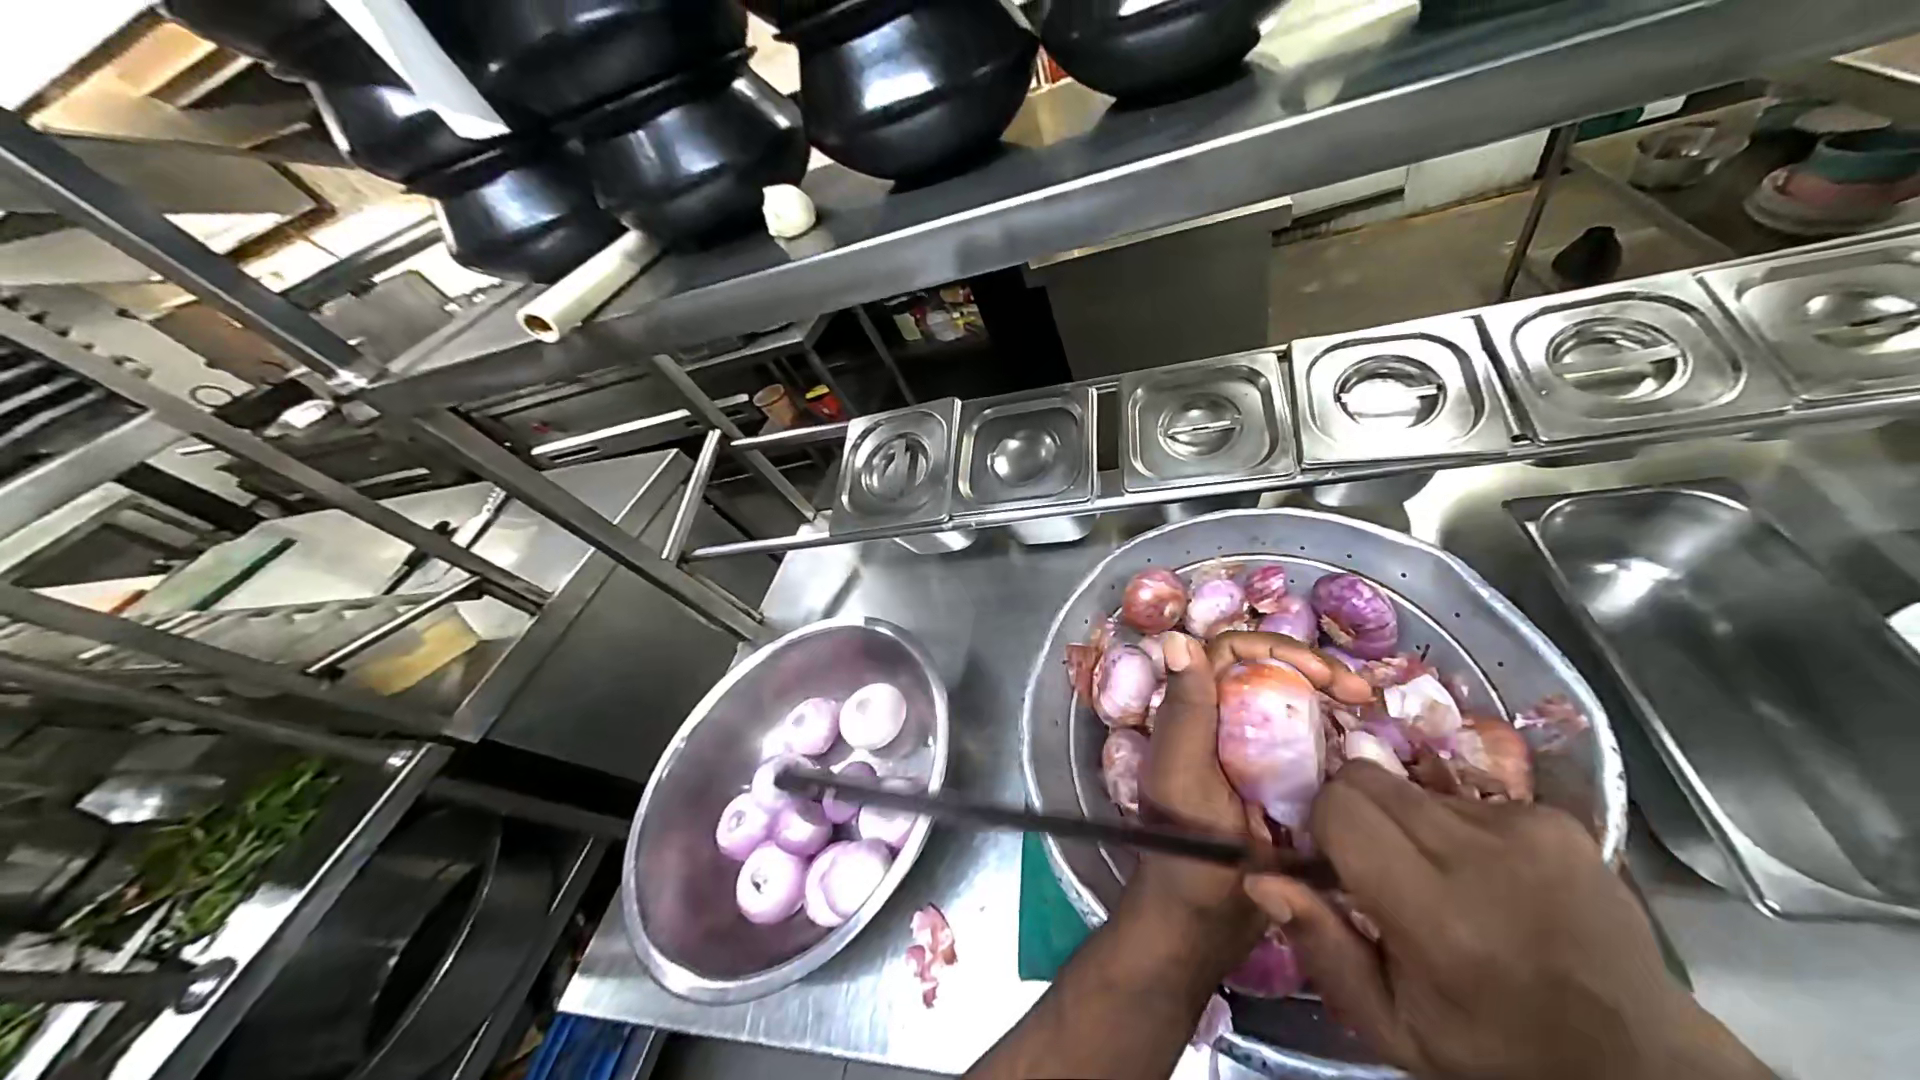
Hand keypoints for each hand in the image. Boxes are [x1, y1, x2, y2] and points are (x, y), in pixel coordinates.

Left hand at [1121, 632, 1374, 972]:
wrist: (1205, 922)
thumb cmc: (1186, 850)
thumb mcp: (1183, 775)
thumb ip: (1186, 711)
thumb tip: (1177, 639)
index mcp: (1194, 712)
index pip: (1232, 652)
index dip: (1276, 650)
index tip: (1323, 676)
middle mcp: (1221, 721)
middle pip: (1267, 671)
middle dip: (1314, 671)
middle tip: (1359, 694)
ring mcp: (1250, 750)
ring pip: (1290, 705)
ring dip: (1328, 702)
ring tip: (1367, 711)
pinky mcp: (1278, 781)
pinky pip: (1308, 747)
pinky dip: (1334, 741)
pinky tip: (1364, 751)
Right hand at [1244, 763, 1770, 1079]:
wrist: (1643, 1065)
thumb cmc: (1496, 1051)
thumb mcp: (1393, 1027)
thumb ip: (1323, 948)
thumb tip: (1260, 878)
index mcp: (1437, 915)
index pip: (1341, 807)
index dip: (1323, 825)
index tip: (1334, 862)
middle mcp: (1482, 855)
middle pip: (1367, 778)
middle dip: (1353, 809)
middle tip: (1374, 862)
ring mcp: (1527, 828)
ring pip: (1411, 783)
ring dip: (1404, 819)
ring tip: (1437, 875)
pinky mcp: (1557, 819)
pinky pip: (1463, 795)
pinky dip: (1455, 825)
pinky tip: (1486, 874)